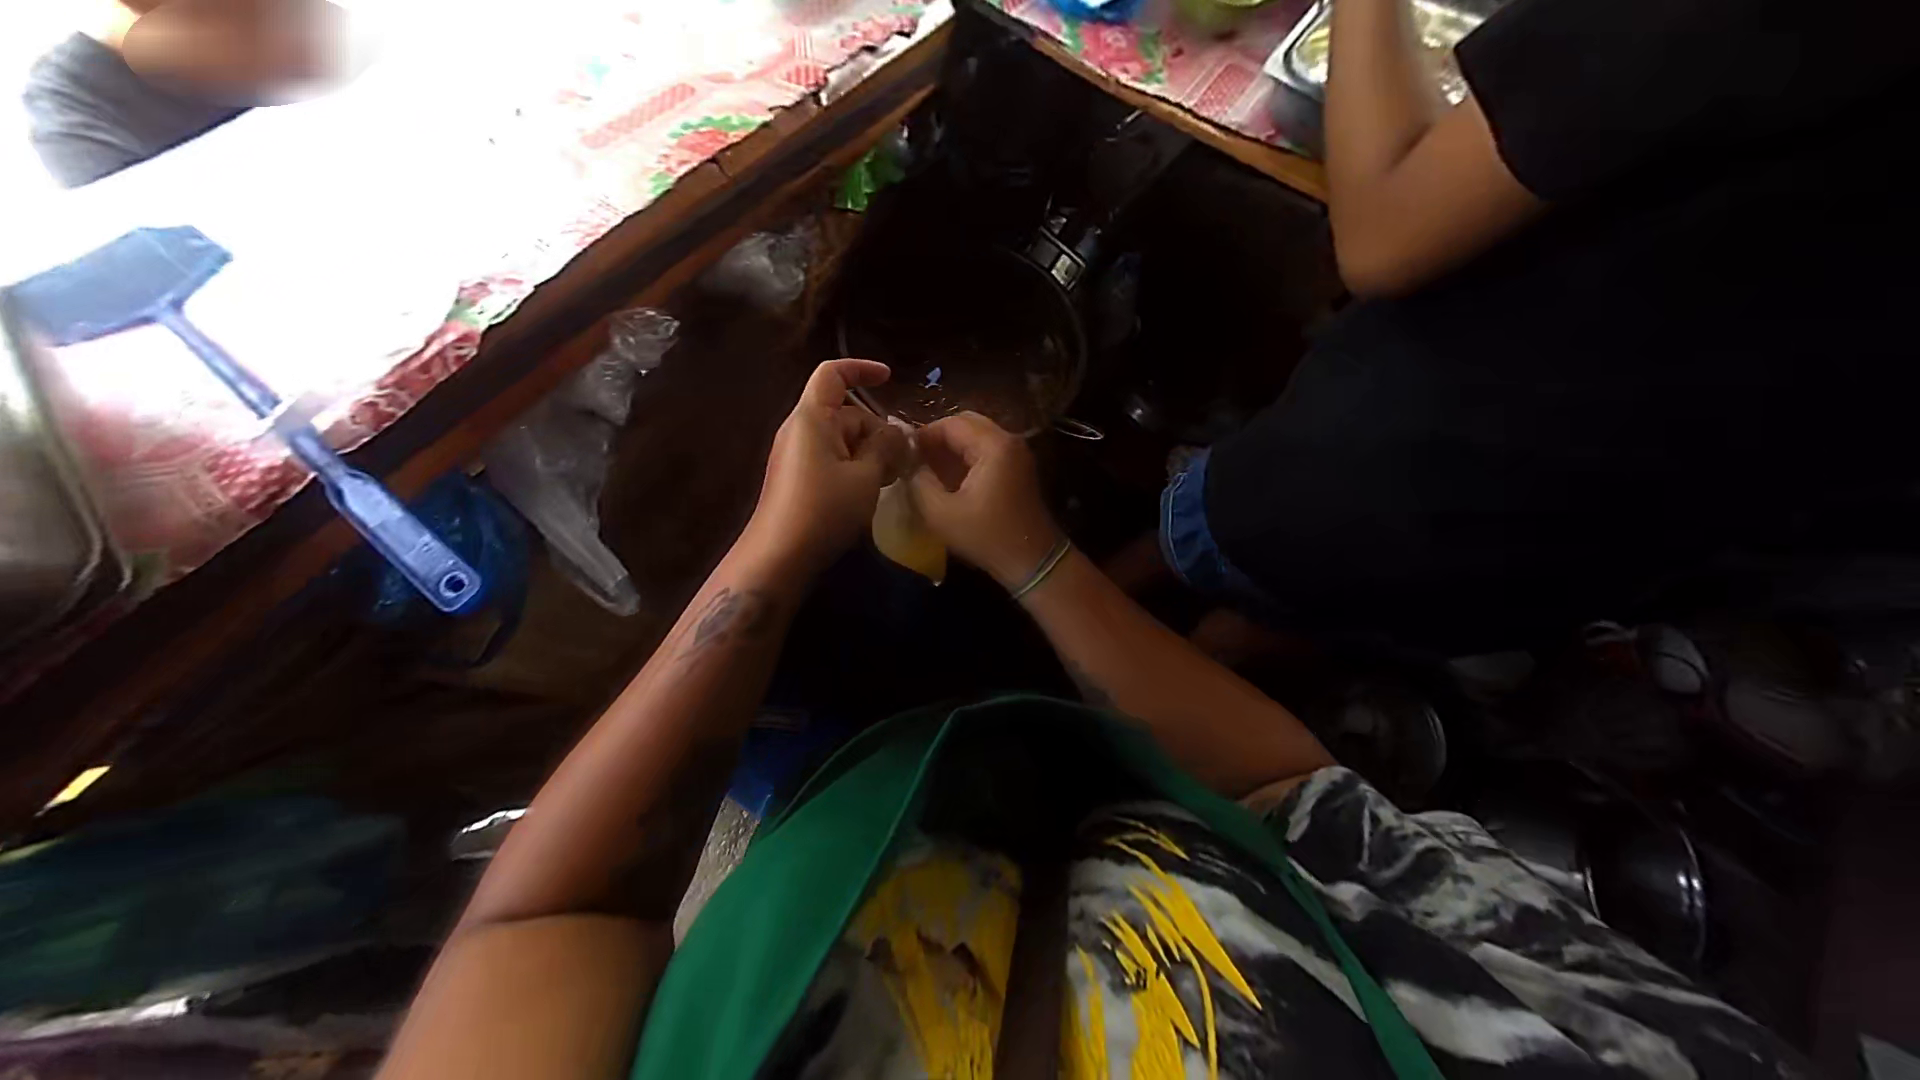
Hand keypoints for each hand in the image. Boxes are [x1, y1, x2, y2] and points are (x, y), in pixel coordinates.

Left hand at [742, 360, 907, 577]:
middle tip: (904, 460)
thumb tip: (897, 432)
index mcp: (812, 418)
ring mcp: (796, 454)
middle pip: (845, 413)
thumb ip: (885, 447)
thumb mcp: (865, 477)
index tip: (890, 379)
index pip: (833, 374)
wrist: (779, 556)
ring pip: (841, 438)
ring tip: (892, 479)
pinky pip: (831, 458)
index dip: (861, 369)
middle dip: (877, 430)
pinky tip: (870, 491)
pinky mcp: (797, 477)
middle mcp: (800, 429)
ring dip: (869, 452)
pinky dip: (854, 465)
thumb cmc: (823, 509)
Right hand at [910, 412, 1060, 588]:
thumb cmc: (986, 537)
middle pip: (965, 424)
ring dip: (950, 450)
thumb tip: (908, 462)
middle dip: (937, 440)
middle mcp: (1009, 441)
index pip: (950, 424)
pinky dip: (965, 459)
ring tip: (926, 471)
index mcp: (994, 445)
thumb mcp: (941, 513)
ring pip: (976, 437)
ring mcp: (1016, 454)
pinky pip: (986, 452)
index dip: (923, 435)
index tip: (903, 453)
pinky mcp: (1017, 469)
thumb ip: (919, 481)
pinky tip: (947, 480)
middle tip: (914, 460)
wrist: (1033, 562)